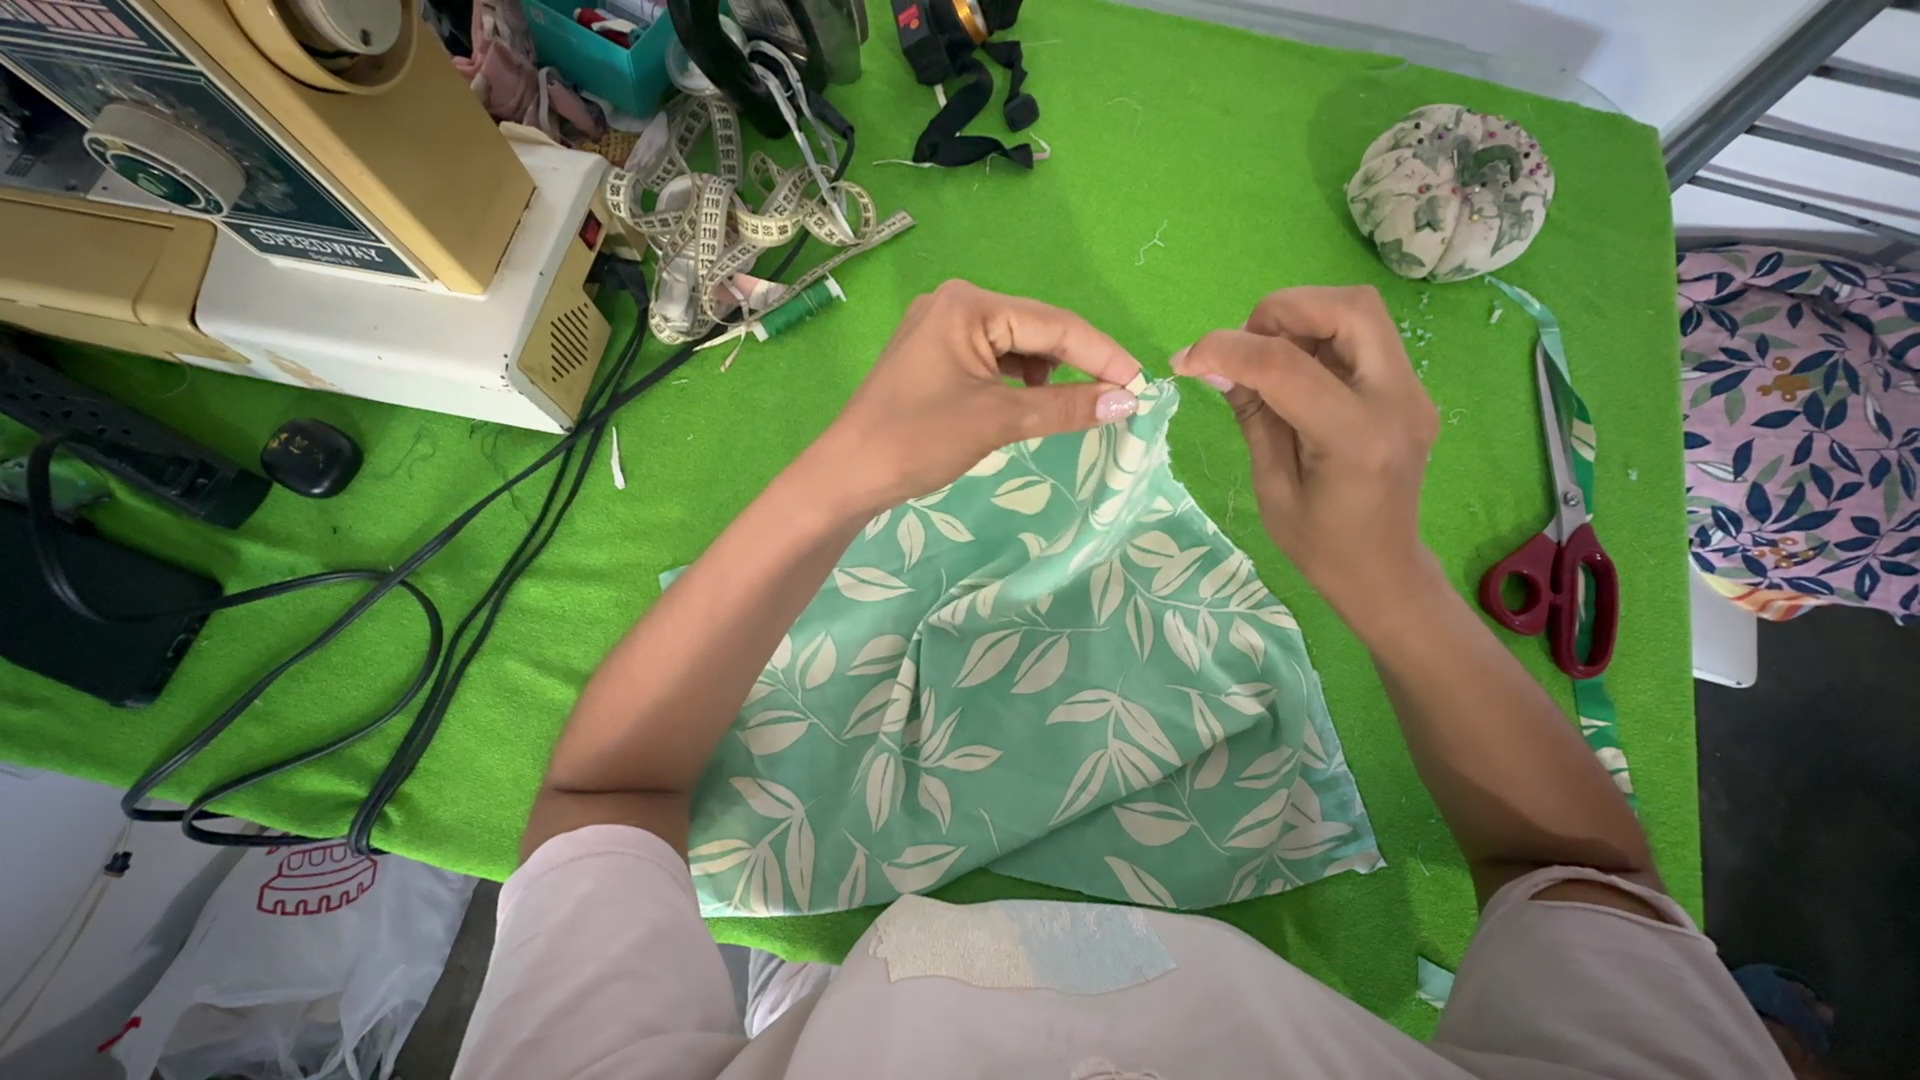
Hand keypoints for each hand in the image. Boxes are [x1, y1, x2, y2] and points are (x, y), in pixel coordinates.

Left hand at [814, 280, 1142, 510]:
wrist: (847, 475)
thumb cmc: (918, 441)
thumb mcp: (998, 421)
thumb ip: (1065, 406)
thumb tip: (1127, 401)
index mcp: (967, 306)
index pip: (1053, 324)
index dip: (1102, 355)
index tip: (1141, 385)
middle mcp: (954, 303)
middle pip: (1035, 329)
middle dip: (1076, 363)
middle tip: (1117, 399)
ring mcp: (940, 328)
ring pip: (1015, 345)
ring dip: (1047, 374)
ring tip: (1066, 407)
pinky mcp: (934, 355)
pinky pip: (992, 359)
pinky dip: (1017, 381)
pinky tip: (1026, 403)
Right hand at [1171, 286, 1439, 623]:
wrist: (1383, 570)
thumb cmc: (1319, 545)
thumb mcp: (1271, 486)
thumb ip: (1252, 416)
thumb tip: (1213, 365)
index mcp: (1355, 439)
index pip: (1287, 366)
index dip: (1227, 349)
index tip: (1186, 359)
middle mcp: (1396, 402)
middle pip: (1349, 308)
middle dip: (1282, 310)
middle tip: (1244, 344)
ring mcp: (1412, 392)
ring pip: (1361, 311)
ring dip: (1302, 317)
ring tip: (1264, 355)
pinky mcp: (1408, 390)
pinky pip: (1364, 338)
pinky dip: (1319, 336)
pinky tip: (1292, 372)